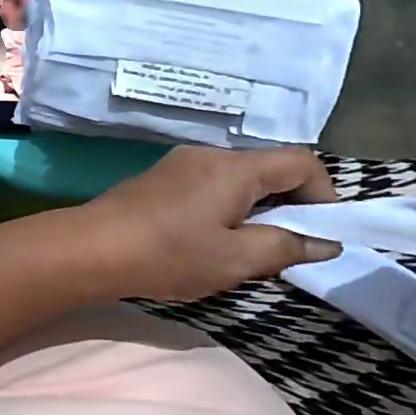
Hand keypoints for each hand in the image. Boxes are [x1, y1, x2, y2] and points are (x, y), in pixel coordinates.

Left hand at [84, 146, 342, 300]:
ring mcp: (177, 164)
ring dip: (252, 210)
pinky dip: (222, 208)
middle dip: (287, 206)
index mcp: (234, 167)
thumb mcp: (236, 259)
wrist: (91, 248)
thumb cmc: (168, 254)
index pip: (301, 161)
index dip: (324, 194)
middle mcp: (207, 155)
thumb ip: (284, 247)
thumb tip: (324, 241)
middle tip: (283, 249)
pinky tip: (205, 242)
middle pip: (266, 169)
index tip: (321, 233)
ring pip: (234, 180)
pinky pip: (206, 186)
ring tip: (243, 252)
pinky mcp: (157, 179)